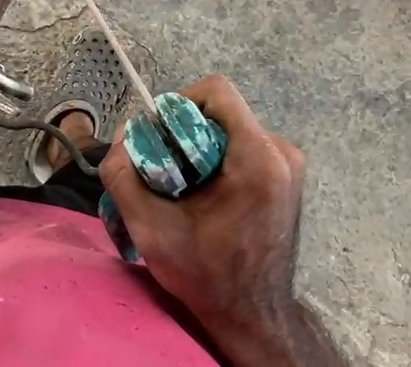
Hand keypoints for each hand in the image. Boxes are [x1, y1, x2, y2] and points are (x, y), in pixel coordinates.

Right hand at [100, 76, 321, 359]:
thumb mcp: (149, 227)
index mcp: (259, 159)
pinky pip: (240, 142)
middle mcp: (282, 152)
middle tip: (163, 169)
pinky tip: (202, 194)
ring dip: (196, 146)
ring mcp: (289, 163)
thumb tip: (121, 136)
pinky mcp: (286, 175)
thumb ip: (122, 173)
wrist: (253, 318)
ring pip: (226, 126)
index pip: (216, 91)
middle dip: (183, 131)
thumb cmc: (206, 276)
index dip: (178, 104)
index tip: (159, 138)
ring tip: (181, 186)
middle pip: (219, 109)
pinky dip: (214, 157)